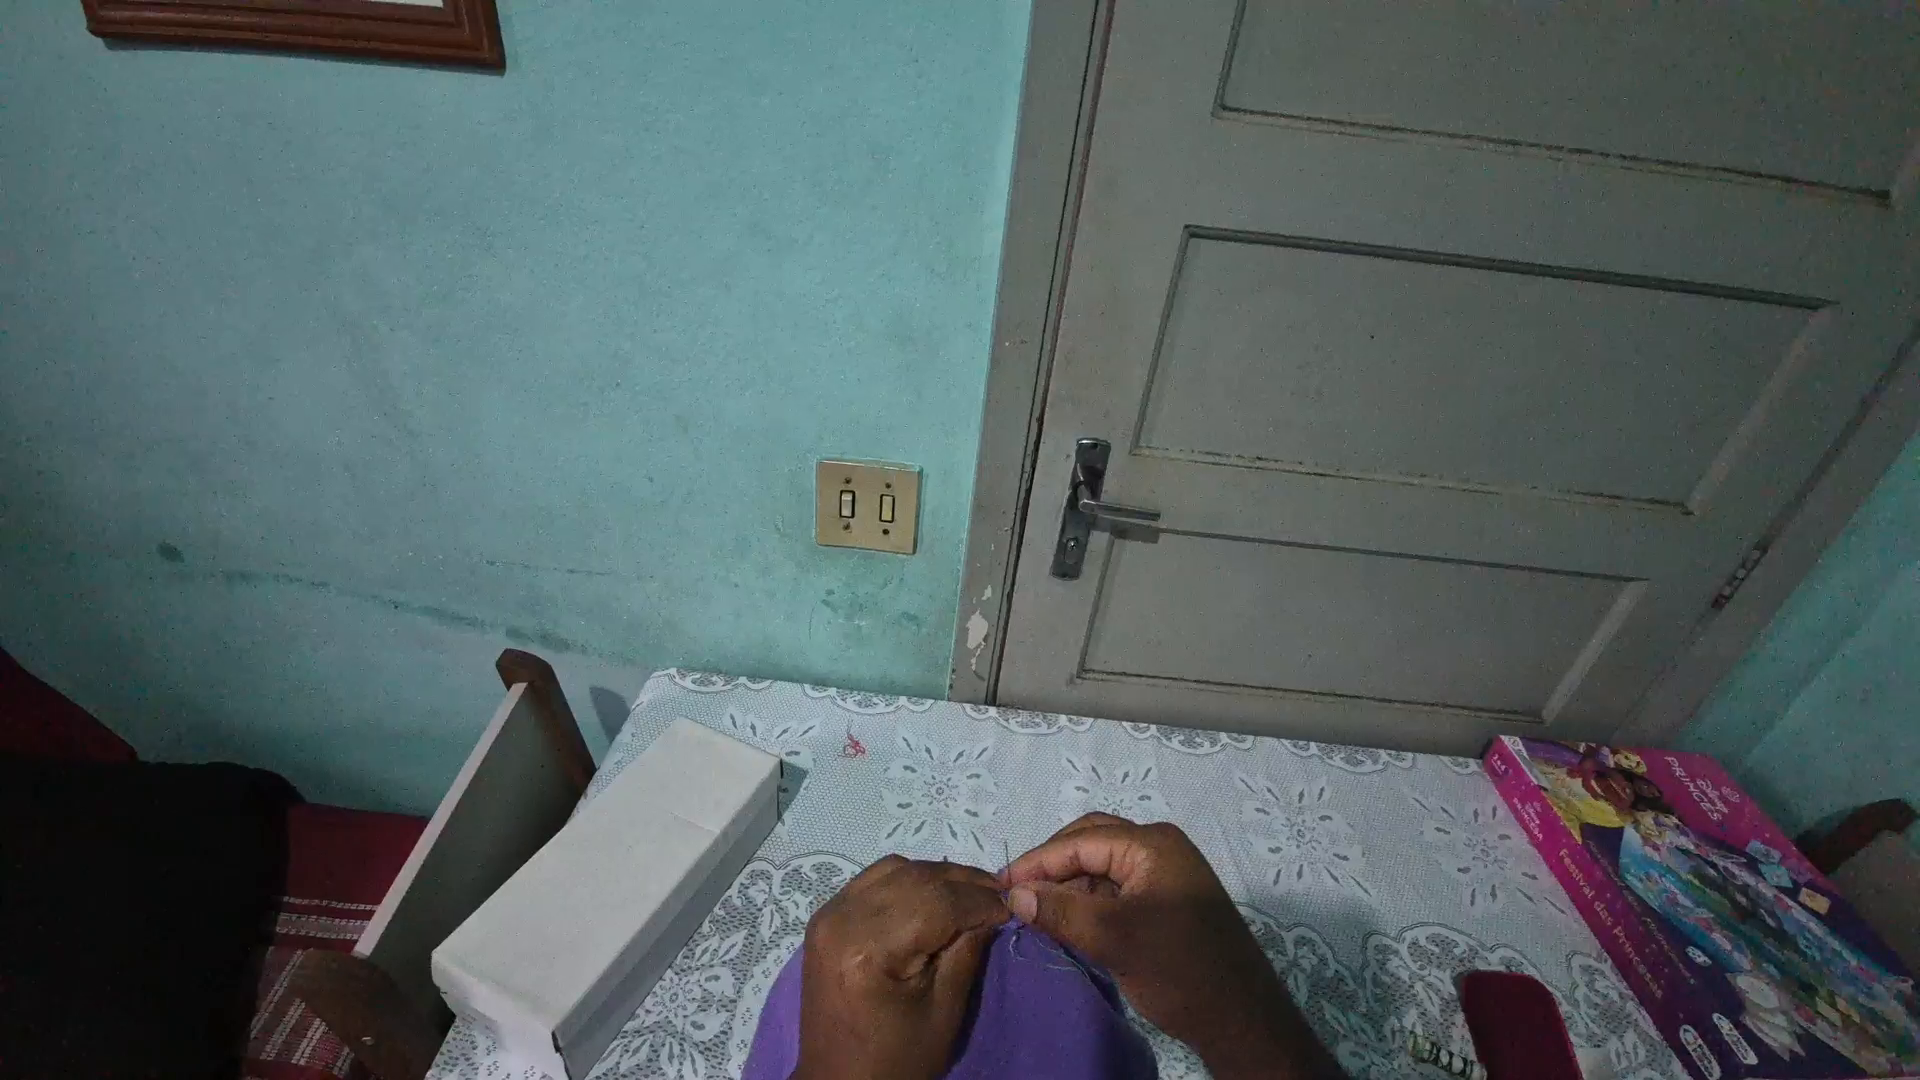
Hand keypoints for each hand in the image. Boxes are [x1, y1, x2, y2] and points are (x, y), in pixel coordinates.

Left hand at [793, 855, 1009, 1079]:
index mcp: (868, 950)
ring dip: (936, 876)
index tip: (1010, 904)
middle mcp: (842, 919)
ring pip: (895, 869)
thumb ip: (967, 951)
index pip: (936, 902)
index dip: (978, 899)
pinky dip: (907, 879)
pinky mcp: (826, 914)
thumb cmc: (896, 1060)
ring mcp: (830, 913)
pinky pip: (874, 878)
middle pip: (915, 878)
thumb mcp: (944, 1012)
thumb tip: (993, 906)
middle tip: (997, 893)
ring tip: (969, 892)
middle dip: (962, 881)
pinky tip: (931, 893)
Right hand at [1003, 813, 1340, 1079]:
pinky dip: (1088, 898)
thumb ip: (1062, 911)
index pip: (1081, 840)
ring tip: (1035, 906)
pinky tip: (1067, 918)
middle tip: (1016, 891)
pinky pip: (1116, 886)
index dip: (1038, 861)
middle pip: (1090, 841)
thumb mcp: (1115, 939)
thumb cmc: (1180, 970)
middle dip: (1052, 864)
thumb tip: (1014, 894)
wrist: (1244, 1024)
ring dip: (1069, 882)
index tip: (1001, 886)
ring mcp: (1164, 873)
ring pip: (1101, 865)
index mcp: (1152, 843)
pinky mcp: (1165, 899)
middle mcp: (1159, 847)